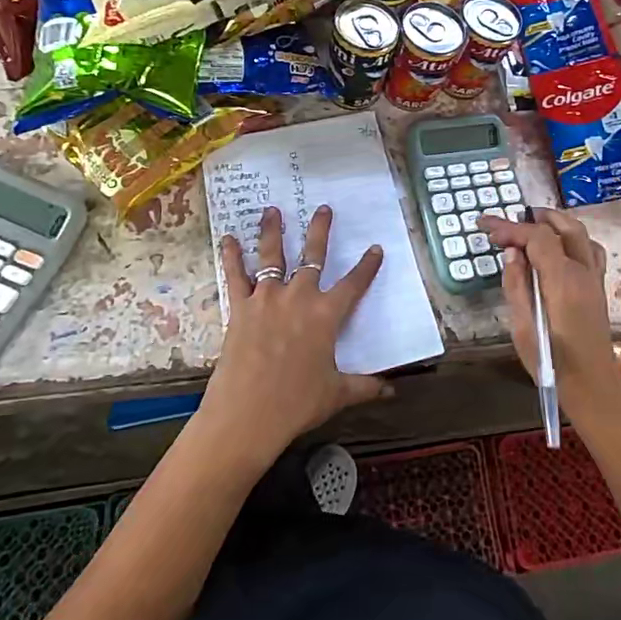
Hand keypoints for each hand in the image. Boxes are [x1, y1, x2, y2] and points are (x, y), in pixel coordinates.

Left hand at [198, 205, 387, 464]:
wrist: (250, 410)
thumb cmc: (298, 403)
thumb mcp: (337, 394)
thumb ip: (365, 387)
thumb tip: (392, 392)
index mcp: (326, 316)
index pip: (353, 285)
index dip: (366, 266)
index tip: (374, 248)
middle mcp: (298, 298)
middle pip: (312, 257)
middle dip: (320, 230)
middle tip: (323, 209)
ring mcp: (266, 298)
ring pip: (271, 256)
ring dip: (273, 230)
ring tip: (272, 209)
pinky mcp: (239, 306)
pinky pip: (235, 275)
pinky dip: (231, 256)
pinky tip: (228, 238)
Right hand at [480, 208, 620, 394]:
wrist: (590, 383)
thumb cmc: (551, 358)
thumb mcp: (522, 324)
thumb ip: (516, 285)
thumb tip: (512, 254)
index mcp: (563, 280)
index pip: (538, 237)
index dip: (511, 228)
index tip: (487, 228)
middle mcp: (583, 272)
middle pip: (565, 227)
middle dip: (535, 218)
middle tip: (508, 221)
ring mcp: (594, 279)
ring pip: (581, 235)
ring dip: (556, 224)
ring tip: (532, 225)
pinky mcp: (597, 288)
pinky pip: (589, 250)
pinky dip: (571, 239)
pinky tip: (556, 248)